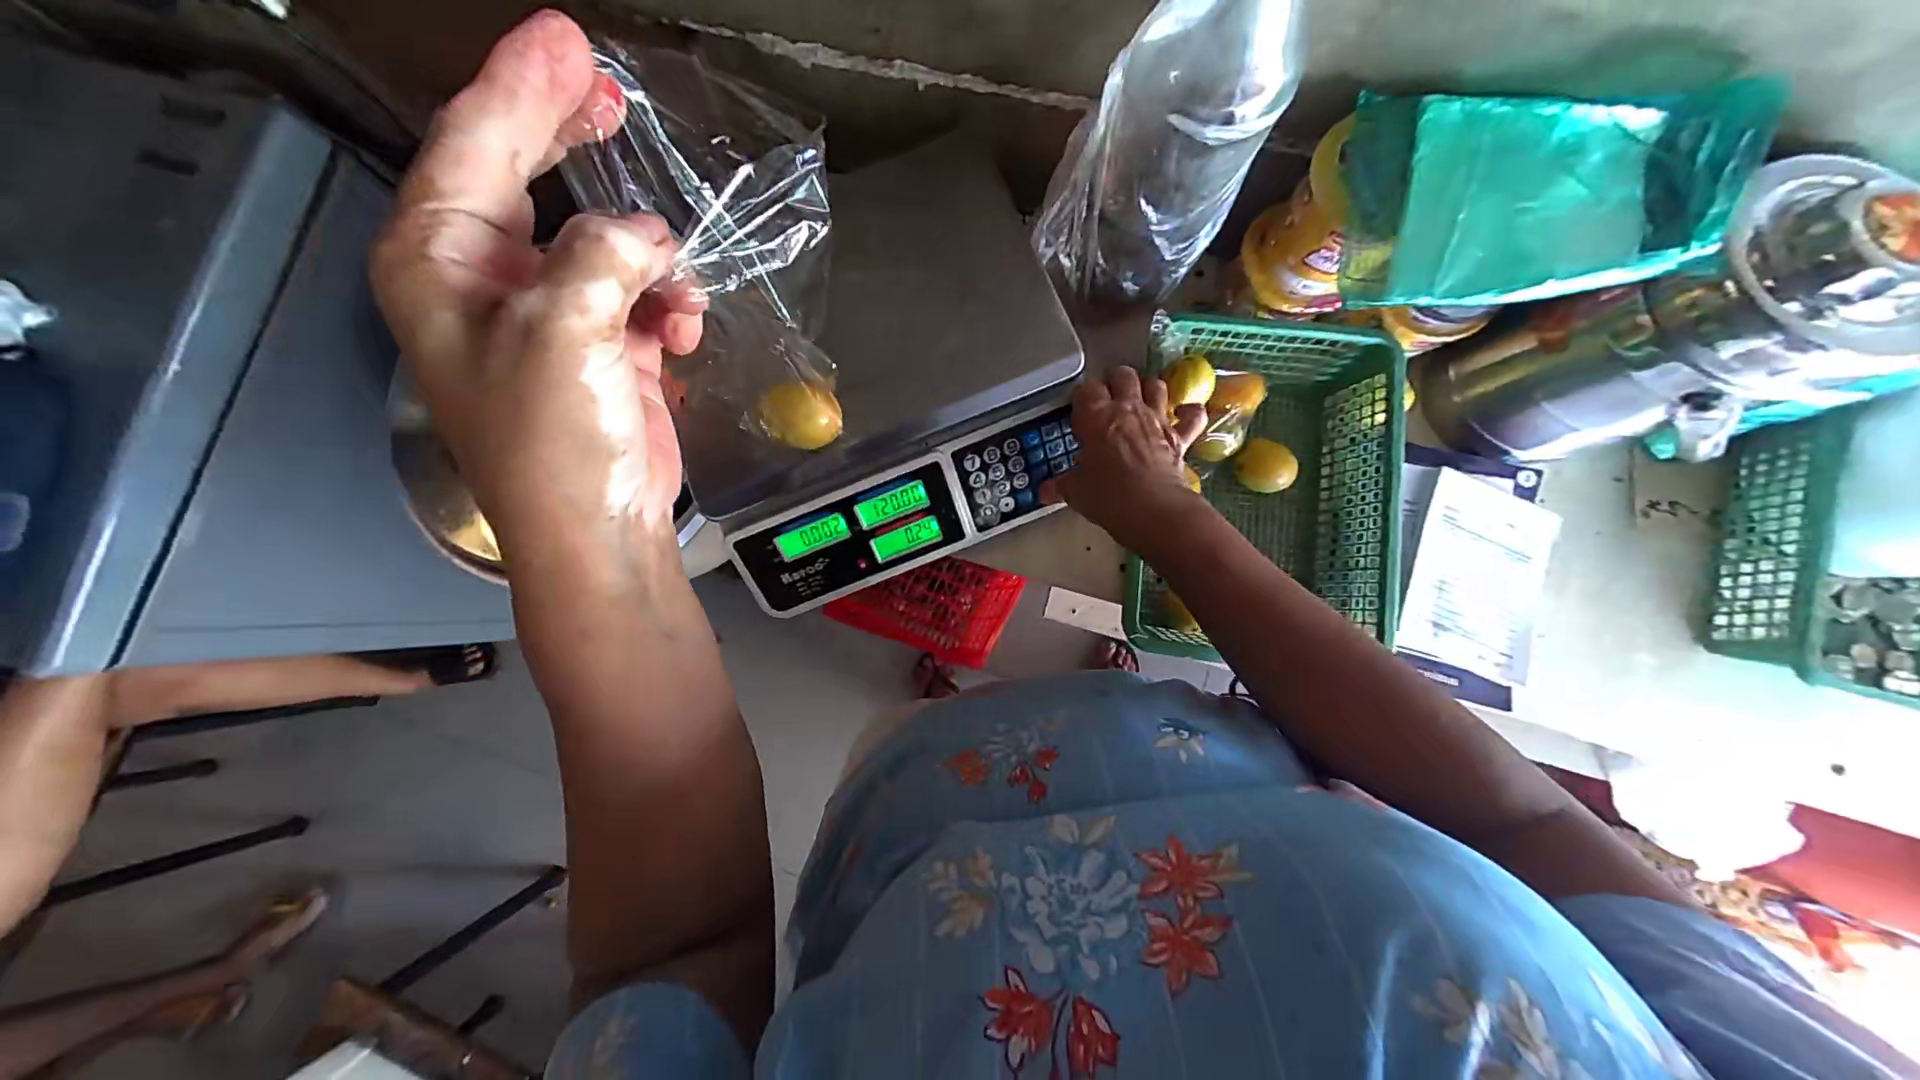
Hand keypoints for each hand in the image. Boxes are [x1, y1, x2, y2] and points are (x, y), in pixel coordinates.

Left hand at [371, 10, 704, 560]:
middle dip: (573, 136)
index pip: (474, 146)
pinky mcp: (604, 347)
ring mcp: (552, 315)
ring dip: (654, 260)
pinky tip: (683, 332)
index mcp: (441, 264)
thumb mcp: (561, 334)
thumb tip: (648, 238)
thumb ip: (598, 257)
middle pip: (529, 178)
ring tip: (680, 295)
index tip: (569, 39)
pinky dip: (670, 305)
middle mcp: (489, 281)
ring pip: (606, 243)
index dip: (522, 87)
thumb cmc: (554, 443)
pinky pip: (642, 295)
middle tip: (611, 90)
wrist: (599, 529)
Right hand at [1043, 367, 1207, 550]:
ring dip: (1149, 387)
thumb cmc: (1108, 496)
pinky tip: (1186, 412)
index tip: (1080, 410)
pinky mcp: (1180, 436)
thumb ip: (1061, 485)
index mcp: (1096, 416)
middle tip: (1109, 394)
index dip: (1083, 396)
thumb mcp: (1076, 491)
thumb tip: (1045, 491)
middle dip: (1115, 380)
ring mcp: (1157, 420)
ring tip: (1142, 396)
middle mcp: (1128, 409)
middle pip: (1123, 375)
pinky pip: (1192, 416)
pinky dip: (1191, 412)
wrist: (1152, 508)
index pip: (1086, 389)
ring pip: (1157, 385)